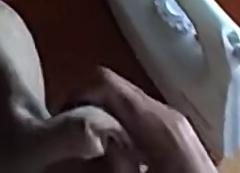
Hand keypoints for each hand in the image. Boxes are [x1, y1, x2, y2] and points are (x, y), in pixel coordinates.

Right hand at [71, 67, 215, 172]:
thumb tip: (92, 136)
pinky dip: (122, 131)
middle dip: (88, 110)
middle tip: (70, 138)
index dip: (76, 95)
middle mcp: (168, 113)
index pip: (104, 80)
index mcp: (159, 120)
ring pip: (126, 105)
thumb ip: (115, 157)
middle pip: (114, 90)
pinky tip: (119, 159)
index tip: (59, 121)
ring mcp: (176, 124)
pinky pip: (140, 121)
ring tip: (91, 150)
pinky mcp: (180, 139)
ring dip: (104, 121)